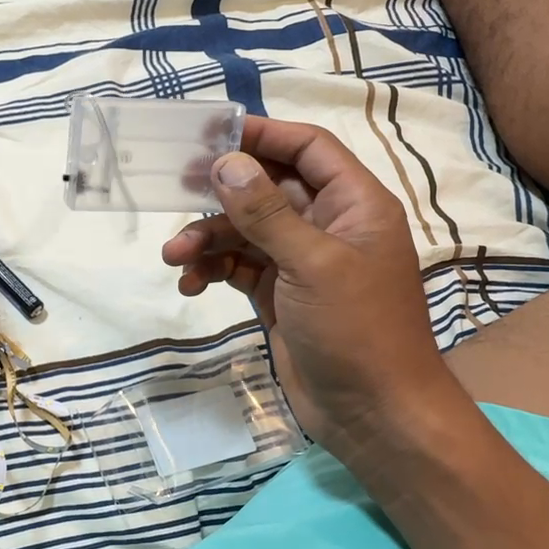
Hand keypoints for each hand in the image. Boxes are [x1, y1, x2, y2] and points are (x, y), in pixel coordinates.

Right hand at [161, 118, 453, 449]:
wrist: (373, 414)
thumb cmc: (356, 330)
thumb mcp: (312, 264)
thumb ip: (266, 212)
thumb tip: (225, 163)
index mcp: (354, 205)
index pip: (308, 148)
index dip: (263, 134)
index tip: (212, 133)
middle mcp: (328, 225)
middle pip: (266, 189)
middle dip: (221, 193)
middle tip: (174, 189)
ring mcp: (300, 262)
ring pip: (245, 230)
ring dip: (208, 239)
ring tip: (174, 257)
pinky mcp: (279, 295)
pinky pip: (237, 266)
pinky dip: (212, 270)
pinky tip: (191, 284)